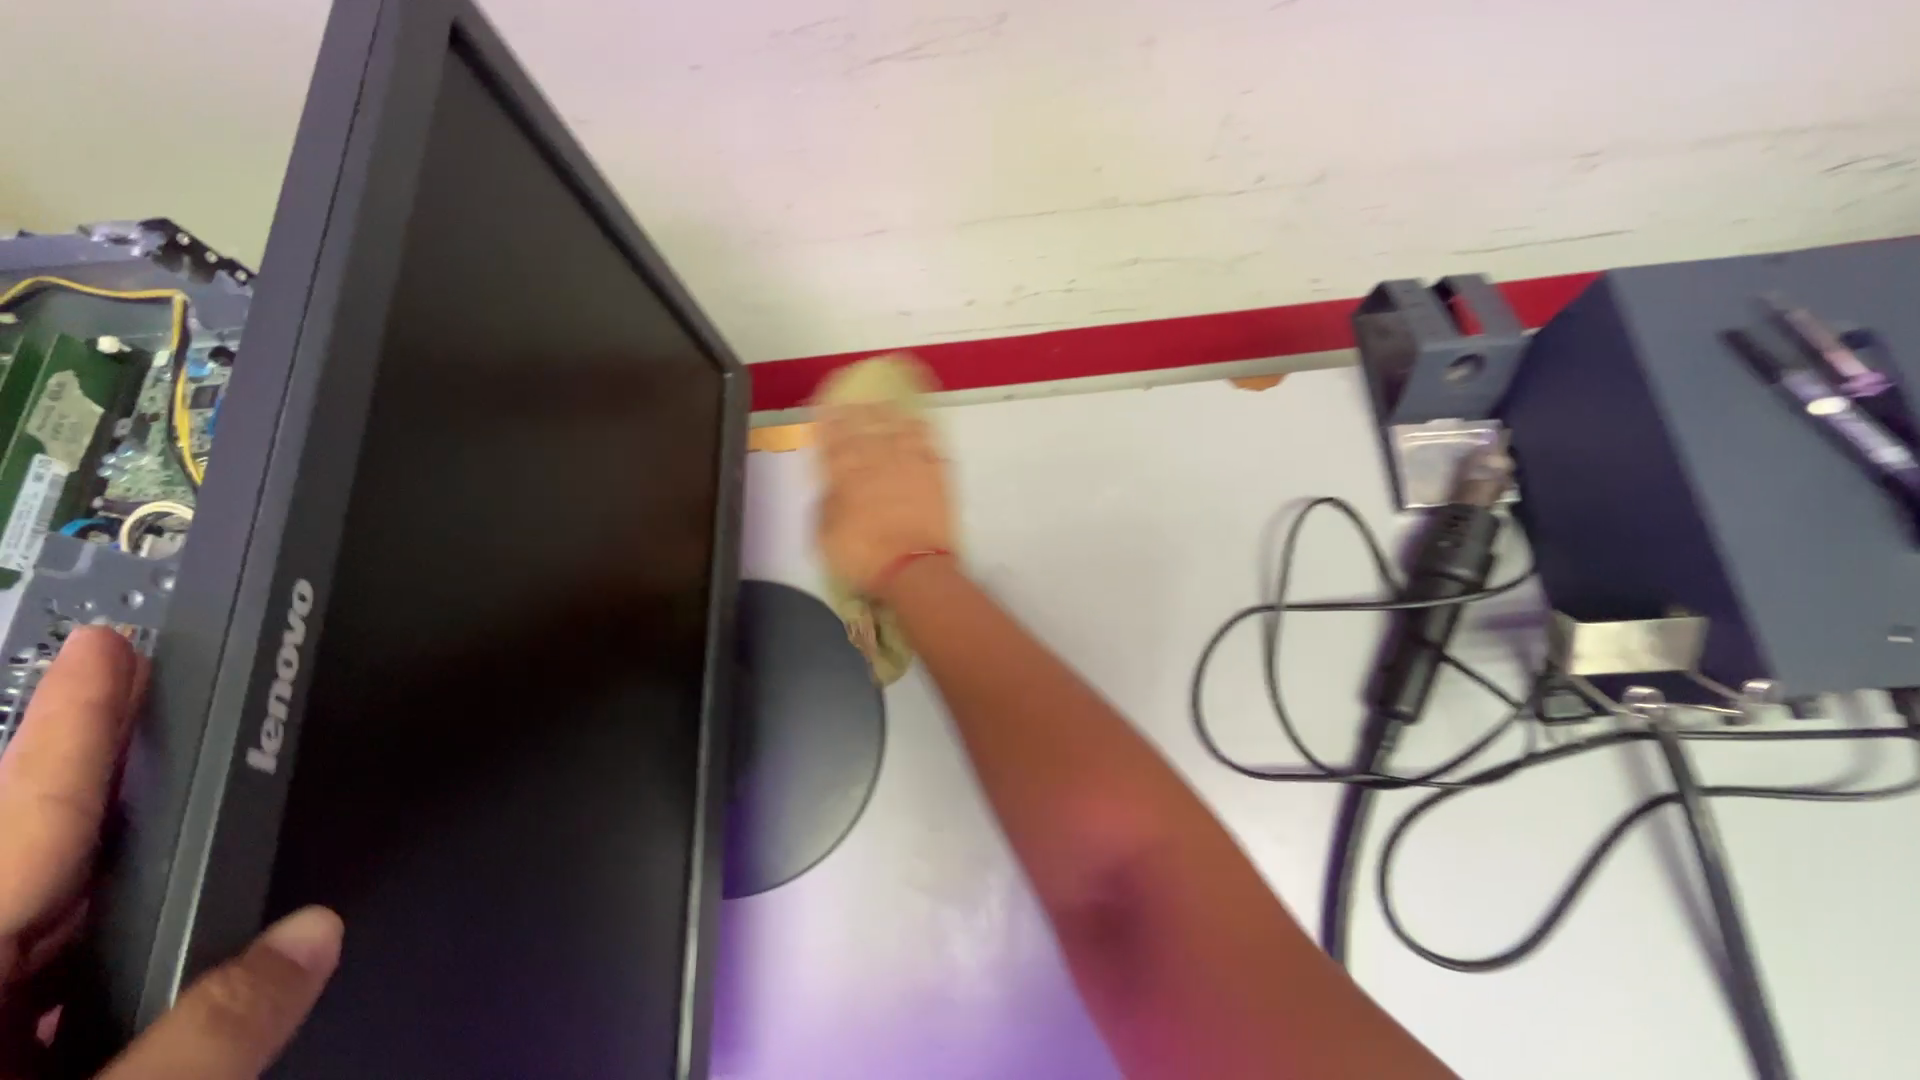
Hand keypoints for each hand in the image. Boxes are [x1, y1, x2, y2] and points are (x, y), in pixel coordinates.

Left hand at [0, 626, 341, 1078]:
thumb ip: (212, 1035)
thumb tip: (318, 935)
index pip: (15, 826)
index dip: (73, 726)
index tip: (111, 646)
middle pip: (27, 885)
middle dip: (122, 833)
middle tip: (199, 779)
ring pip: (31, 952)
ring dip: (123, 926)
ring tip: (202, 909)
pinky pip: (25, 1008)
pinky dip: (99, 994)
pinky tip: (147, 1000)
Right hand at [817, 401, 955, 596]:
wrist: (914, 569)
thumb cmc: (864, 557)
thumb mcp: (826, 535)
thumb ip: (826, 505)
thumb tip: (830, 490)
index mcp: (846, 475)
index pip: (833, 439)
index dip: (828, 421)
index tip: (825, 408)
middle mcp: (877, 462)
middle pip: (866, 427)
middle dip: (858, 410)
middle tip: (855, 398)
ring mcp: (910, 465)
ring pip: (898, 428)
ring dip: (890, 413)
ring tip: (885, 401)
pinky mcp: (936, 475)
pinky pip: (928, 443)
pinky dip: (921, 429)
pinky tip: (918, 422)